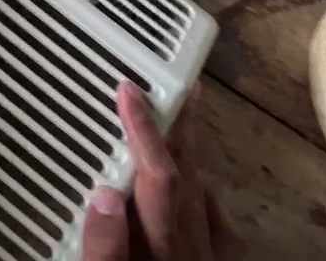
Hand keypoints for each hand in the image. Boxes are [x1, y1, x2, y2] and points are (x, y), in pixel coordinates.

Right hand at [83, 82, 239, 260]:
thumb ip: (104, 247)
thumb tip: (105, 194)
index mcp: (162, 247)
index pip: (157, 175)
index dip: (144, 129)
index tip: (127, 89)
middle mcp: (190, 248)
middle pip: (187, 177)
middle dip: (179, 128)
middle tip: (177, 81)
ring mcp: (208, 258)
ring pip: (202, 196)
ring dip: (189, 152)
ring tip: (181, 116)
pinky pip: (221, 229)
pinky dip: (207, 198)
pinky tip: (198, 185)